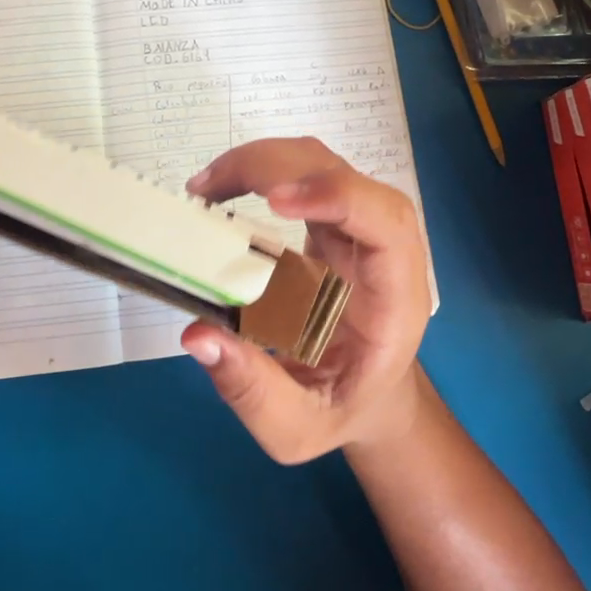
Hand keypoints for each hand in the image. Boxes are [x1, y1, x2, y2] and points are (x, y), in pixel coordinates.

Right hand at [181, 138, 430, 463]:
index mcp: (393, 299)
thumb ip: (252, 391)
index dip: (338, 196)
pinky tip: (219, 190)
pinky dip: (259, 170)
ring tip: (204, 188)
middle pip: (349, 177)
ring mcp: (356, 229)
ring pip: (323, 164)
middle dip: (279, 167)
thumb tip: (196, 335)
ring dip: (263, 161)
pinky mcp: (331, 221)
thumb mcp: (297, 428)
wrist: (371, 393)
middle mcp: (382, 251)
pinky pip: (303, 174)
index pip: (388, 224)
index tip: (274, 199)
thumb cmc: (343, 409)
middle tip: (209, 189)